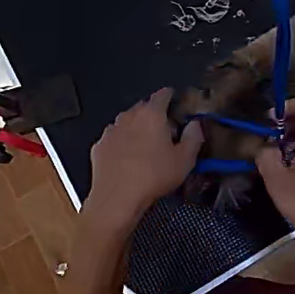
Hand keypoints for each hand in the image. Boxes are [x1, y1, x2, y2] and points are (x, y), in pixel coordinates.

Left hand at [85, 89, 204, 226]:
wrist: (117, 198)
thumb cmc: (151, 178)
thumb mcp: (185, 160)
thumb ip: (194, 137)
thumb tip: (195, 126)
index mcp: (151, 115)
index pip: (162, 94)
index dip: (171, 96)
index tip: (174, 99)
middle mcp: (128, 117)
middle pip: (143, 107)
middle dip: (154, 115)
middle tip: (166, 132)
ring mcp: (111, 131)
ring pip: (127, 123)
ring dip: (137, 129)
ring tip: (147, 149)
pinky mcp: (99, 147)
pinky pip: (114, 139)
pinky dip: (121, 144)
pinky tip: (129, 160)